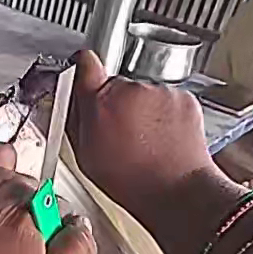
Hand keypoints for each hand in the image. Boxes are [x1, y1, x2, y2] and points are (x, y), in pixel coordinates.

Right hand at [64, 49, 242, 238]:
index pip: (85, 64)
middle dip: (115, 103)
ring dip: (141, 111)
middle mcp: (129, 89)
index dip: (82, 67)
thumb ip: (75, 122)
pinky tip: (159, 138)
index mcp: (99, 102)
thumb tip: (70, 104)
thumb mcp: (85, 156)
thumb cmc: (130, 179)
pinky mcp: (182, 96)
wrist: (174, 189)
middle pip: (116, 86)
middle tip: (119, 132)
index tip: (82, 68)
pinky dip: (163, 115)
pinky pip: (166, 100)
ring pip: (142, 94)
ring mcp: (158, 91)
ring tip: (142, 141)